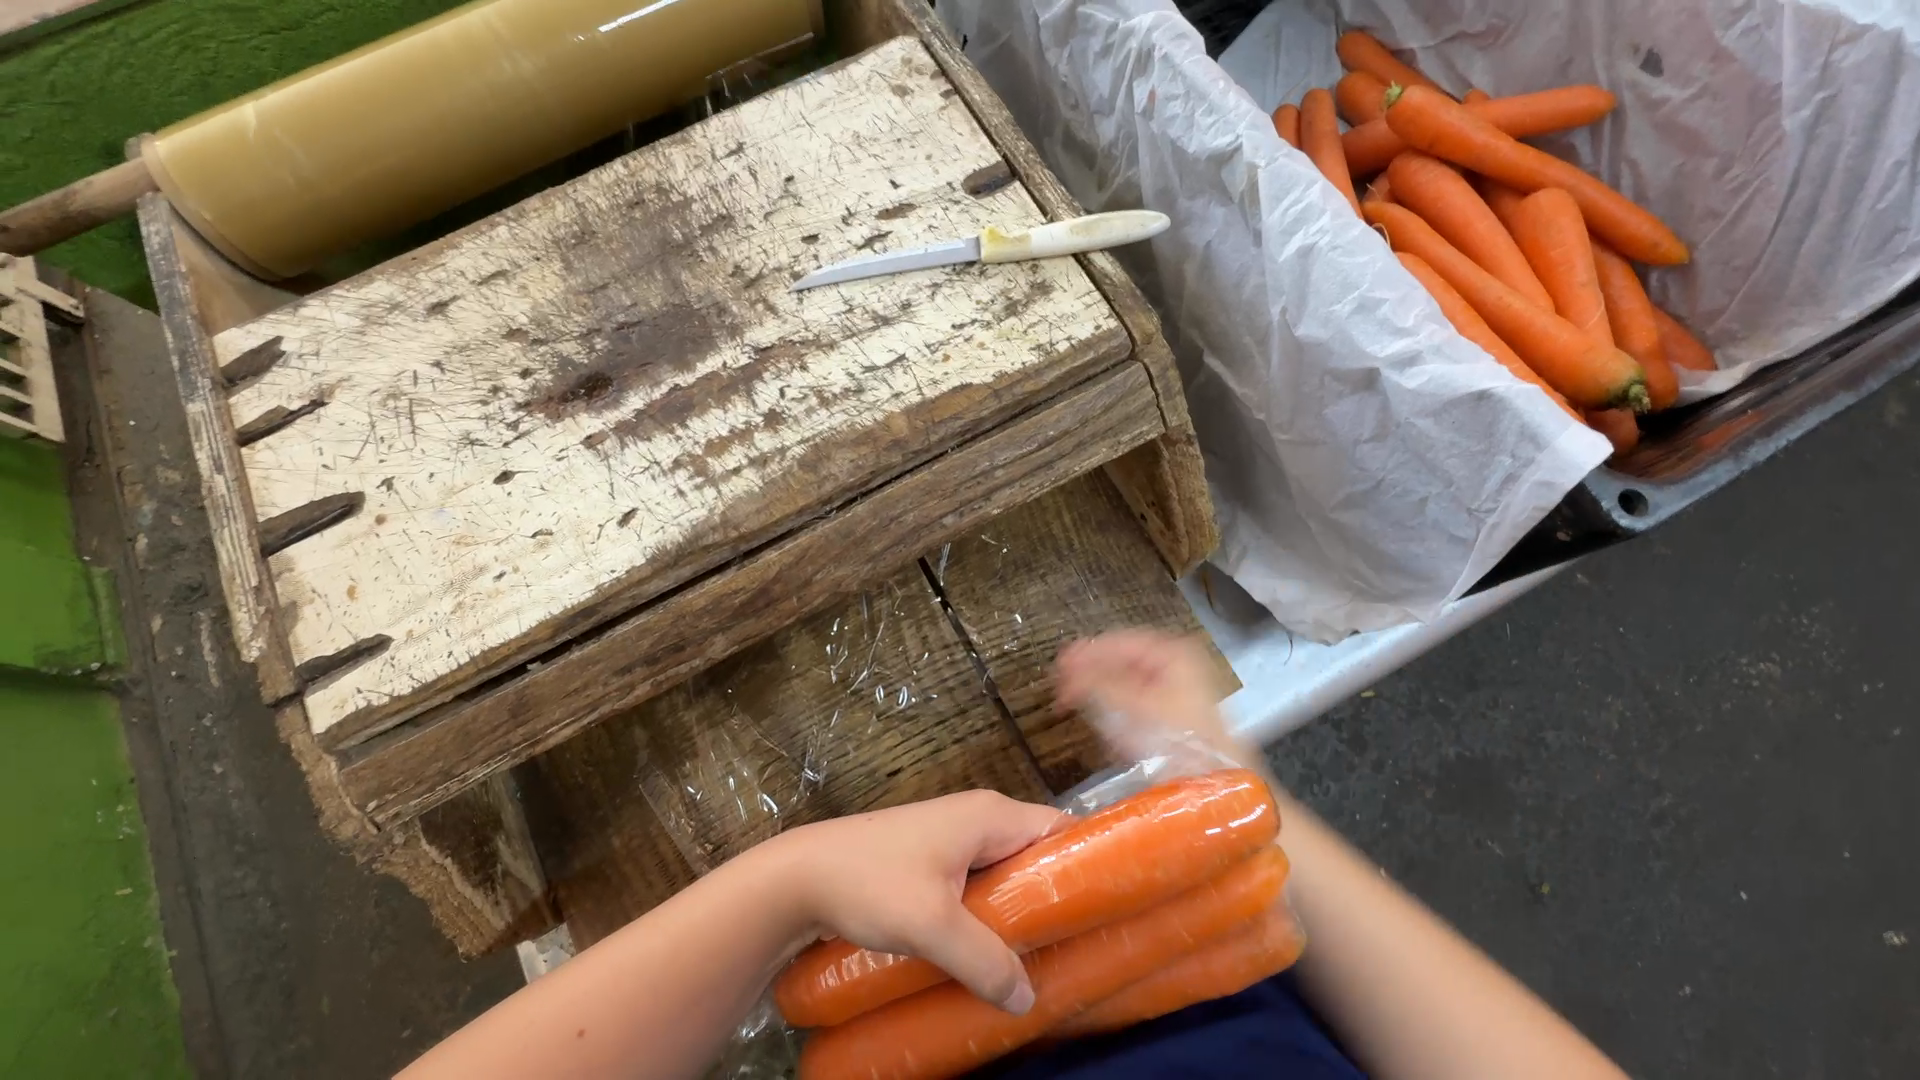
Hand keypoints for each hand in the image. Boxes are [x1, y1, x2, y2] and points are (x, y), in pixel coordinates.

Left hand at [773, 791, 1062, 1013]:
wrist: (798, 877)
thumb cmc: (869, 882)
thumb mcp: (931, 925)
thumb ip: (984, 960)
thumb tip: (1028, 999)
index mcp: (990, 815)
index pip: (1061, 829)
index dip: (1090, 862)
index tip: (1114, 908)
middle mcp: (978, 820)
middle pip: (1037, 855)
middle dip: (1058, 897)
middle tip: (1080, 948)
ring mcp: (952, 841)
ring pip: (1007, 876)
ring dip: (1022, 913)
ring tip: (1043, 961)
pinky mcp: (931, 864)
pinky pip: (980, 888)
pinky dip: (992, 917)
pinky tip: (994, 956)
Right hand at [1055, 630, 1244, 765]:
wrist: (1217, 787)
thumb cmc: (1179, 742)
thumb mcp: (1132, 708)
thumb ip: (1095, 684)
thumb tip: (1064, 669)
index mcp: (1174, 652)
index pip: (1118, 642)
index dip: (1085, 654)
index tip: (1057, 668)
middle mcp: (1179, 663)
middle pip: (1122, 660)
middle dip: (1089, 673)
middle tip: (1060, 686)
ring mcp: (1178, 688)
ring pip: (1127, 680)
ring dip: (1099, 689)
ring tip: (1071, 701)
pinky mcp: (1175, 713)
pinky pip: (1135, 700)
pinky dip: (1114, 705)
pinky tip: (1098, 717)